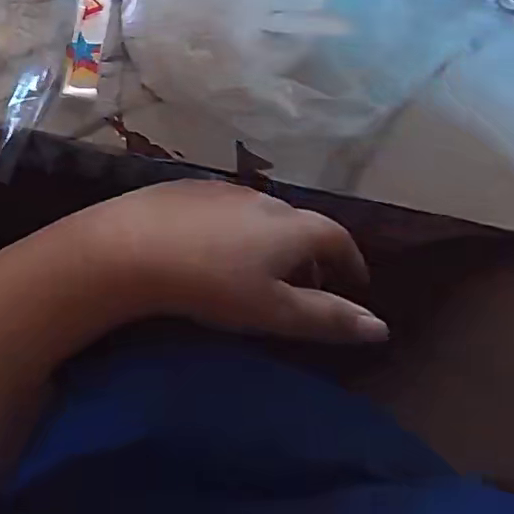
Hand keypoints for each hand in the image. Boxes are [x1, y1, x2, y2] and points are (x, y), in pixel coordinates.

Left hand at [66, 179, 387, 343]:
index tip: (356, 282)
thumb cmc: (212, 284)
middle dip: (311, 254)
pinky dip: (237, 229)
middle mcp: (260, 198)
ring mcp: (221, 188)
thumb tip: (380, 326)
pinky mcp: (187, 188)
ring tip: (262, 272)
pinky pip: (226, 208)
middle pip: (299, 223)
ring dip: (273, 240)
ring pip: (261, 214)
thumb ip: (328, 317)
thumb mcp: (275, 312)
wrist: (133, 245)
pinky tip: (216, 250)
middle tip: (308, 286)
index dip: (351, 260)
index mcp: (289, 224)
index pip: (336, 236)